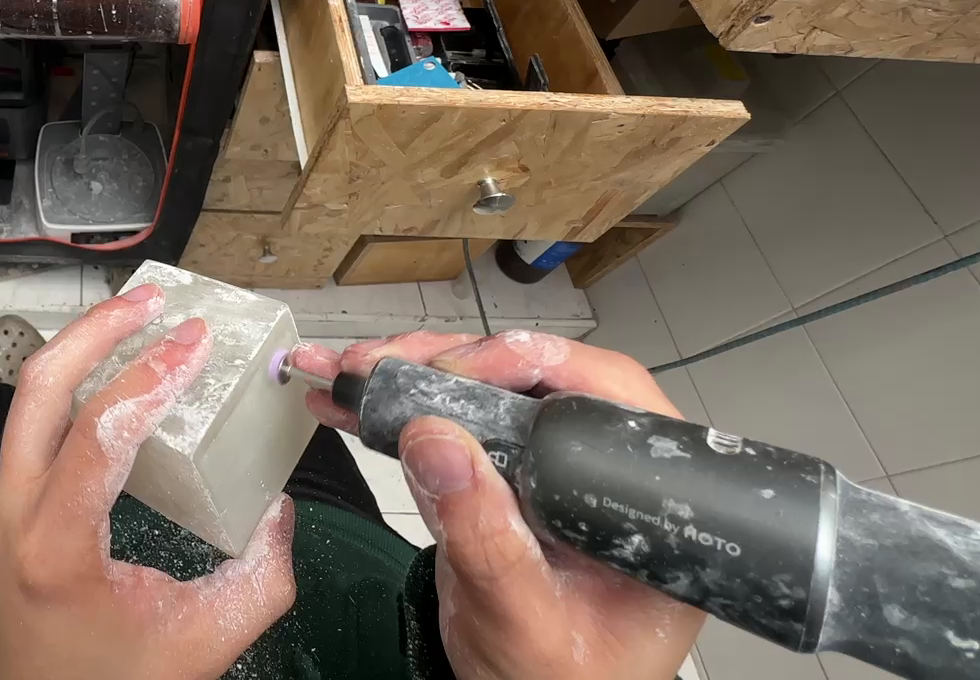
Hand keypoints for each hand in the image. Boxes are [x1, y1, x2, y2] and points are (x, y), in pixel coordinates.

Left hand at [0, 285, 296, 679]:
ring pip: (31, 393)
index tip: (195, 340)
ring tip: (136, 313)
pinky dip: (75, 375)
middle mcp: (14, 508)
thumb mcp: (200, 645)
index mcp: (55, 544)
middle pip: (40, 385)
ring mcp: (4, 497)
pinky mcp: (12, 495)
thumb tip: (277, 507)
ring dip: (83, 343)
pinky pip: (36, 415)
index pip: (99, 433)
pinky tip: (115, 364)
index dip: (150, 377)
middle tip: (154, 299)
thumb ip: (258, 579)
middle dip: (98, 329)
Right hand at [302, 330, 705, 679]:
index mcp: (636, 502)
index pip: (602, 395)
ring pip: (472, 389)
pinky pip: (439, 421)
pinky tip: (343, 399)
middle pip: (522, 378)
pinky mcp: (492, 471)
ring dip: (401, 374)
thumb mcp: (520, 619)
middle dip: (437, 361)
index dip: (526, 362)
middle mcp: (590, 471)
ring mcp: (537, 467)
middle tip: (376, 365)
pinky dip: (386, 408)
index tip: (450, 373)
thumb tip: (434, 438)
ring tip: (345, 372)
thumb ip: (484, 535)